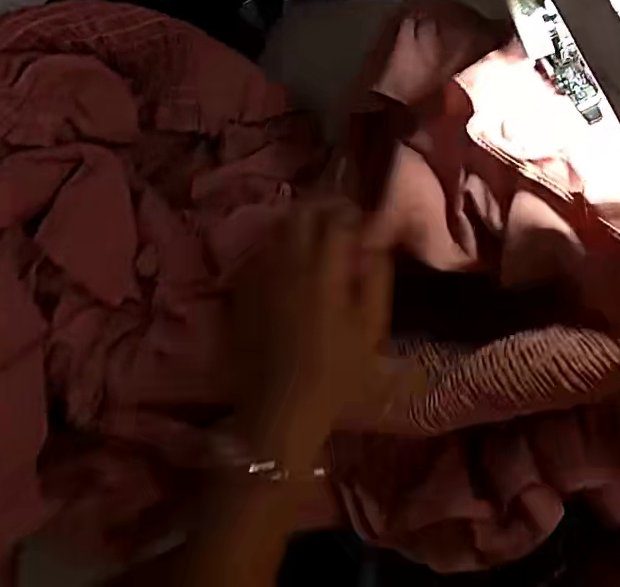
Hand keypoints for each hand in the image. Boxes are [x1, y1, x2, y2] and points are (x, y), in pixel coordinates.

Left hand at [244, 196, 393, 469]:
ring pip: (278, 227)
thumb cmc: (336, 371)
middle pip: (302, 212)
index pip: (336, 217)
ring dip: (301, 220)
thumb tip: (374, 240)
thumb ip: (376, 275)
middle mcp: (287, 264)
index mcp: (322, 269)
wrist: (279, 413)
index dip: (353, 210)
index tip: (364, 218)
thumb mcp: (372, 325)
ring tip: (318, 231)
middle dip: (324, 205)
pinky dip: (279, 242)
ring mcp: (261, 277)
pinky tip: (291, 256)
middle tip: (341, 215)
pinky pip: (260, 251)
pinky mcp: (243, 292)